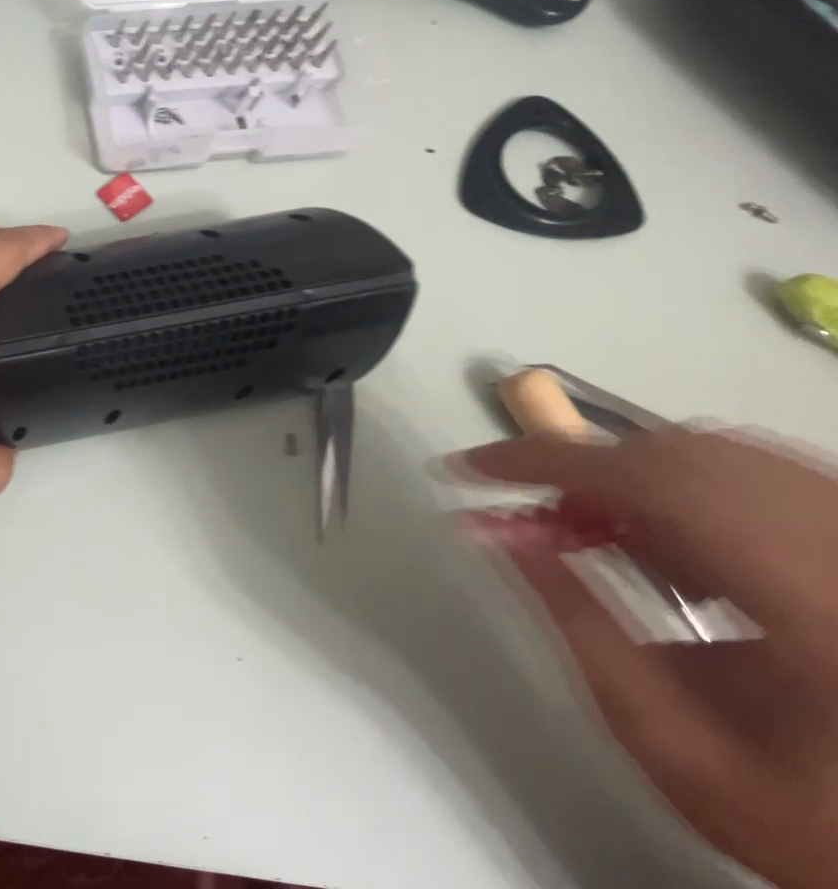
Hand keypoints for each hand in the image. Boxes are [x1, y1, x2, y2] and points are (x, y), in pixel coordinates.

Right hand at [461, 429, 837, 888]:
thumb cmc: (793, 817)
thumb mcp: (663, 737)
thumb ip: (577, 625)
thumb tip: (498, 534)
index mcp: (811, 612)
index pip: (659, 483)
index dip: (547, 461)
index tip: (469, 468)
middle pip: (693, 457)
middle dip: (585, 473)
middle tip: (527, 518)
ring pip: (727, 456)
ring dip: (630, 479)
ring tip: (586, 532)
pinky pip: (763, 475)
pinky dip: (682, 488)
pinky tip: (656, 538)